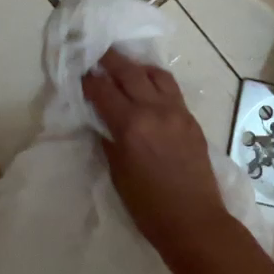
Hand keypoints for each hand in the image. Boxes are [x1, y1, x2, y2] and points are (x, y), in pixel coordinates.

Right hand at [82, 51, 231, 253]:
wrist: (194, 220)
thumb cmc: (147, 206)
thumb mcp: (117, 172)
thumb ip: (108, 138)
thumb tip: (102, 118)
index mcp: (130, 126)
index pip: (103, 90)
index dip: (88, 80)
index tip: (80, 72)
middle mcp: (153, 109)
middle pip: (128, 72)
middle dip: (109, 60)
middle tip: (97, 53)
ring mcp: (176, 111)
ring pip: (153, 74)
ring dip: (135, 66)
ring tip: (124, 66)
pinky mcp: (190, 117)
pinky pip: (170, 88)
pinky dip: (155, 80)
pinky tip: (148, 84)